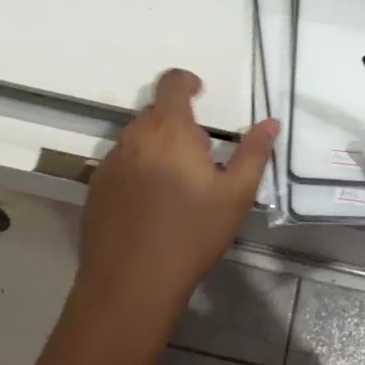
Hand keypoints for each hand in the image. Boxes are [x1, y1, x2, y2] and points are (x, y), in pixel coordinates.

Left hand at [77, 69, 277, 316]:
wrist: (131, 284)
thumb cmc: (191, 235)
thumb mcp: (235, 196)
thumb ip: (254, 153)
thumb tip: (269, 123)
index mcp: (168, 131)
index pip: (171, 83)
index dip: (186, 81)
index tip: (200, 93)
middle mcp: (133, 138)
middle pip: (154, 113)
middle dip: (177, 124)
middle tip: (199, 158)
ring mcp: (109, 164)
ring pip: (136, 140)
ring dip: (156, 148)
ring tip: (175, 187)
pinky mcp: (94, 189)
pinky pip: (120, 166)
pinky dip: (137, 172)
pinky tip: (150, 207)